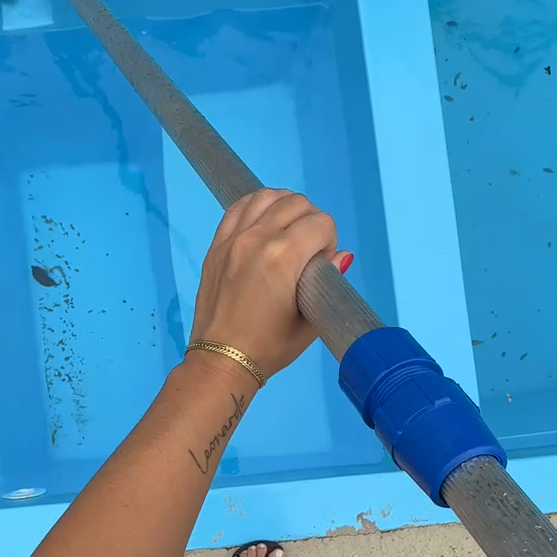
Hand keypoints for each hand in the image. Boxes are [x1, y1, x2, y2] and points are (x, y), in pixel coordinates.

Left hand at [190, 188, 343, 380]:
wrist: (222, 360)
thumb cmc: (269, 348)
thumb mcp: (308, 322)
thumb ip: (327, 281)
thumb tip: (340, 256)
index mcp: (283, 258)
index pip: (321, 222)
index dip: (329, 240)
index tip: (321, 263)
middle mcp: (257, 239)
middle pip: (296, 203)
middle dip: (311, 221)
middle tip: (308, 249)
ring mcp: (233, 239)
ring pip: (267, 196)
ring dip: (285, 207)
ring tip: (287, 231)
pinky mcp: (216, 245)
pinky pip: (238, 207)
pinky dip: (256, 206)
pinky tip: (263, 222)